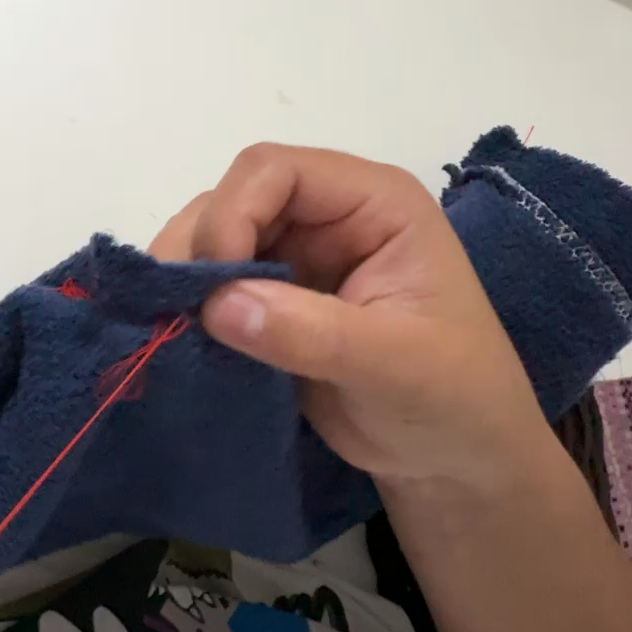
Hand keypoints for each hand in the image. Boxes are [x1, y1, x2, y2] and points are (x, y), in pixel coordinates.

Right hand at [150, 144, 552, 490]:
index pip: (273, 171)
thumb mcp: (396, 368)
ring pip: (206, 236)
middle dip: (197, 252)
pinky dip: (183, 305)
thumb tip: (216, 305)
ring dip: (182, 279)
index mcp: (370, 202)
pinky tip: (182, 337)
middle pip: (227, 199)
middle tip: (181, 316)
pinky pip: (204, 280)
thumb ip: (310, 333)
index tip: (218, 289)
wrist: (452, 460)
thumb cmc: (454, 403)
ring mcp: (290, 252)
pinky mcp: (264, 294)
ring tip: (177, 330)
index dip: (233, 215)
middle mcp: (323, 214)